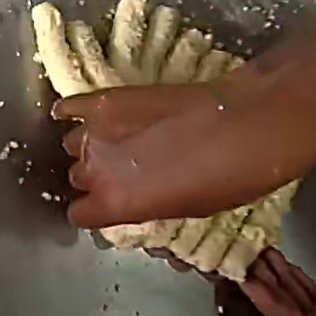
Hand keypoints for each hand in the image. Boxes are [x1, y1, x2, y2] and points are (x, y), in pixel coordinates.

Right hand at [54, 75, 315, 227]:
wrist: (247, 125)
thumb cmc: (231, 178)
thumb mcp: (186, 209)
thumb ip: (142, 205)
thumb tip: (127, 197)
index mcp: (113, 203)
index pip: (79, 214)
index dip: (92, 209)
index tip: (104, 204)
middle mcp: (94, 170)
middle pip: (77, 177)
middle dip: (96, 175)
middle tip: (123, 168)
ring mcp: (92, 132)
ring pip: (73, 144)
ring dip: (91, 144)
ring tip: (117, 138)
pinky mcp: (98, 101)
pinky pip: (68, 110)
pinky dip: (71, 113)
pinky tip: (89, 115)